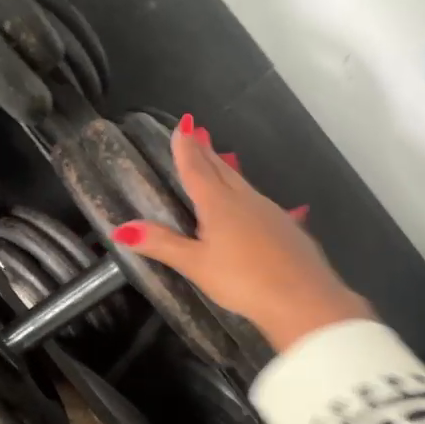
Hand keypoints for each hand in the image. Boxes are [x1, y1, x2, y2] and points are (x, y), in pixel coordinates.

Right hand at [114, 116, 373, 351]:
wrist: (303, 298)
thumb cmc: (243, 280)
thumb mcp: (195, 264)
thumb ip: (161, 244)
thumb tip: (121, 229)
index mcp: (219, 204)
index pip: (196, 169)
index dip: (186, 148)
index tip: (182, 124)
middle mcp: (244, 200)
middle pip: (220, 170)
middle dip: (205, 152)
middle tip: (196, 133)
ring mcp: (269, 212)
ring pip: (240, 183)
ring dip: (224, 169)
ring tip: (215, 160)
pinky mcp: (285, 228)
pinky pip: (255, 201)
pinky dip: (241, 192)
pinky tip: (244, 203)